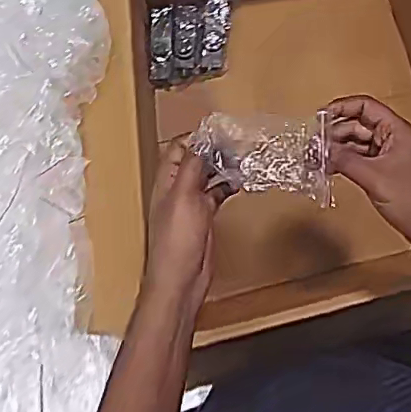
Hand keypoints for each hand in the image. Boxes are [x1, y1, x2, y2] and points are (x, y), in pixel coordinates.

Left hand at [143, 139, 228, 315]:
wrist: (181, 282)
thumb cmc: (177, 241)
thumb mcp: (184, 196)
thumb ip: (193, 167)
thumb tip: (203, 139)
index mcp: (167, 181)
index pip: (179, 148)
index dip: (197, 136)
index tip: (221, 129)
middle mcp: (178, 189)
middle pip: (195, 159)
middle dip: (214, 148)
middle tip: (238, 140)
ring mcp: (192, 204)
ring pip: (208, 175)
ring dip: (223, 165)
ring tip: (243, 156)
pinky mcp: (205, 217)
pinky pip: (218, 193)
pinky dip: (229, 184)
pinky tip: (242, 181)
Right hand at [325, 95, 410, 245]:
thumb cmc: (410, 198)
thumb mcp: (375, 177)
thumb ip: (346, 161)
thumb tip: (321, 149)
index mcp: (395, 129)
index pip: (365, 106)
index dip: (342, 107)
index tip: (321, 117)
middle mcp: (391, 136)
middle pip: (358, 124)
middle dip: (335, 132)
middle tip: (313, 145)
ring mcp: (388, 153)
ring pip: (357, 142)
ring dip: (337, 148)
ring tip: (316, 158)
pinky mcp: (384, 170)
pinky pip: (360, 158)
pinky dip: (345, 161)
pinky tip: (328, 168)